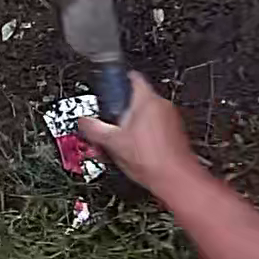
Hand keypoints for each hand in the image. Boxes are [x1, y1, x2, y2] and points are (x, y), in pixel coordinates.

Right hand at [76, 72, 201, 189]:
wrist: (175, 180)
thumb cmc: (151, 159)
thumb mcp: (111, 141)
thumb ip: (93, 127)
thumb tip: (83, 121)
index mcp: (147, 100)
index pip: (131, 77)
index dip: (115, 80)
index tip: (106, 87)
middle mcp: (162, 106)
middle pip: (133, 100)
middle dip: (116, 112)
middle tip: (105, 124)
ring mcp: (170, 120)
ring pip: (142, 115)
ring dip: (126, 126)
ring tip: (115, 142)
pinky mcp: (173, 134)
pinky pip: (151, 128)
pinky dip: (138, 135)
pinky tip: (129, 151)